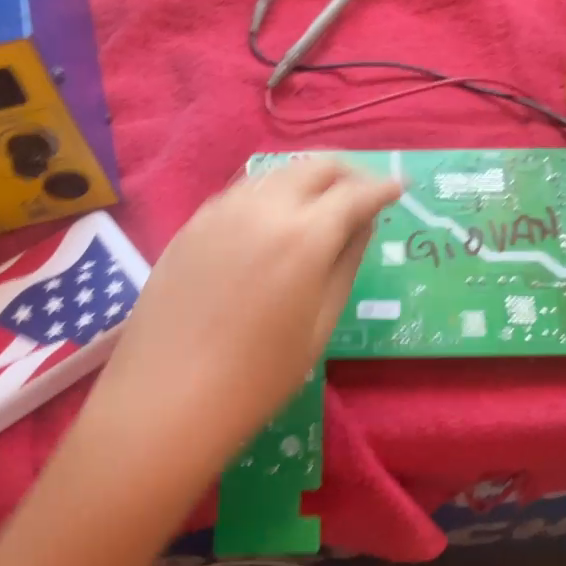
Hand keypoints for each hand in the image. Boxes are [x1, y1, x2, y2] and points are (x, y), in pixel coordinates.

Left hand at [91, 159, 399, 452]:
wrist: (166, 398)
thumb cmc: (258, 377)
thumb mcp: (319, 326)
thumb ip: (345, 264)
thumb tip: (362, 223)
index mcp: (304, 236)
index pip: (354, 194)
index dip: (382, 188)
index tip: (399, 189)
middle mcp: (263, 208)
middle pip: (314, 167)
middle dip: (347, 173)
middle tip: (363, 194)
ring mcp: (220, 211)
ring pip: (275, 174)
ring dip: (306, 180)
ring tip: (320, 205)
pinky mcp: (191, 224)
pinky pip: (241, 193)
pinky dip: (269, 194)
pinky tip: (271, 221)